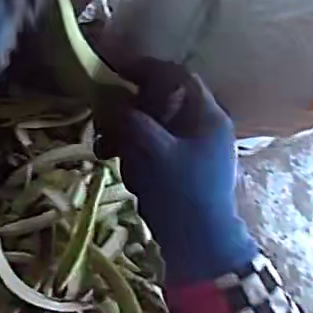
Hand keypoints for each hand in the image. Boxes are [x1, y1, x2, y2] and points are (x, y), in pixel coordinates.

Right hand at [100, 59, 254, 284]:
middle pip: (163, 98)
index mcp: (208, 116)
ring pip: (153, 121)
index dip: (149, 68)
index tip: (117, 70)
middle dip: (131, 103)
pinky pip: (151, 143)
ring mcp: (191, 146)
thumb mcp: (156, 152)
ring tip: (107, 142)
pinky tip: (114, 158)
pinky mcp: (179, 165)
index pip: (179, 75)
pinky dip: (131, 146)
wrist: (200, 244)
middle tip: (104, 110)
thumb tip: (109, 100)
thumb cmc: (184, 194)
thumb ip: (133, 122)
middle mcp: (202, 126)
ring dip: (126, 127)